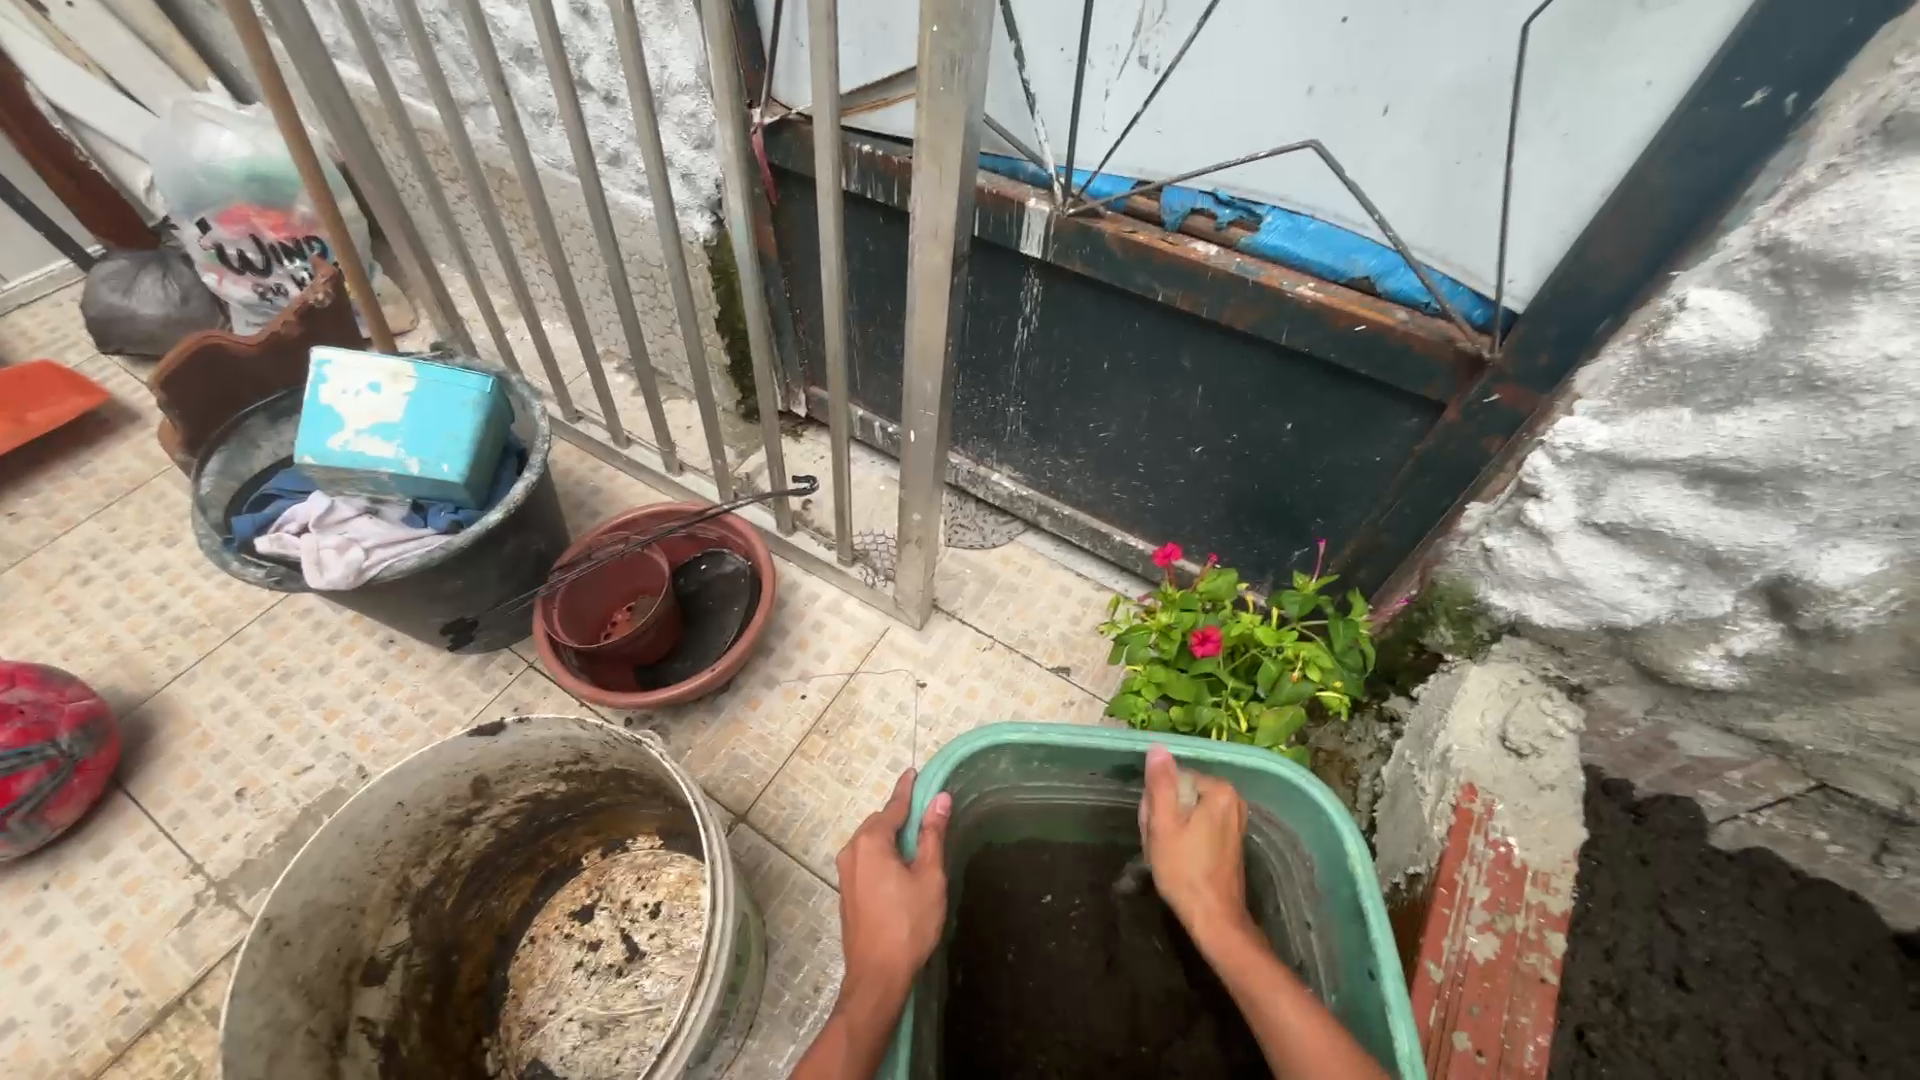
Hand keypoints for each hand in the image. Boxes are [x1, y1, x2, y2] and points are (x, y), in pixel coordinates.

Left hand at [834, 769, 952, 1004]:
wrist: (877, 976)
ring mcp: (845, 873)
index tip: (913, 772)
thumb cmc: (908, 924)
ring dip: (891, 836)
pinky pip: (866, 859)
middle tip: (925, 813)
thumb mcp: (929, 876)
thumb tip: (940, 799)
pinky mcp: (847, 892)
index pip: (893, 807)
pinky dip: (883, 854)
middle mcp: (852, 851)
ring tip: (917, 841)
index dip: (907, 790)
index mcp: (871, 842)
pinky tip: (900, 867)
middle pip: (879, 822)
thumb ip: (932, 835)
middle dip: (900, 815)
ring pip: (871, 842)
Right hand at [1141, 744, 1252, 941]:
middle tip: (1158, 841)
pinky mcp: (1231, 838)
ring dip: (1170, 827)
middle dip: (1164, 814)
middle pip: (1181, 793)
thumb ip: (1161, 783)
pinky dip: (1185, 836)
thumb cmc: (1184, 870)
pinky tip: (1178, 857)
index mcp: (1219, 790)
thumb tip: (1158, 747)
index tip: (1154, 827)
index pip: (1172, 778)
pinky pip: (1199, 824)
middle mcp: (1232, 799)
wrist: (1213, 917)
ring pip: (1187, 810)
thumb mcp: (1163, 824)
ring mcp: (1234, 820)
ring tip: (1166, 852)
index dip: (1156, 802)